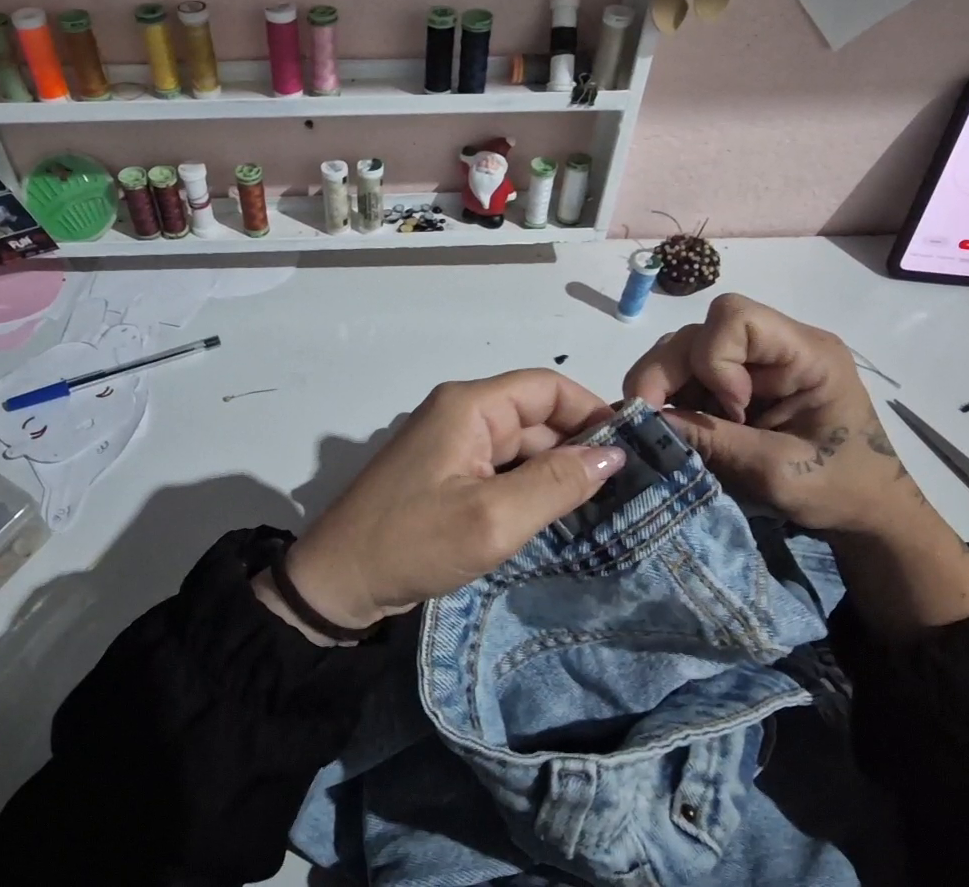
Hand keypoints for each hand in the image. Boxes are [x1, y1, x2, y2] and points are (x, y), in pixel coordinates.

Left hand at [264, 371, 625, 639]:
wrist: (337, 582)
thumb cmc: (414, 543)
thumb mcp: (494, 518)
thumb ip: (557, 482)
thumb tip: (613, 454)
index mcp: (469, 407)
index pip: (547, 387)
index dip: (591, 411)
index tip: (630, 450)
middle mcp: (459, 415)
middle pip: (535, 416)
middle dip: (577, 447)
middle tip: (623, 491)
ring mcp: (449, 446)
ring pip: (520, 446)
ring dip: (554, 472)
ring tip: (599, 508)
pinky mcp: (444, 476)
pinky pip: (499, 470)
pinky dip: (528, 488)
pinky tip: (554, 517)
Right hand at [622, 294, 920, 533]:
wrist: (866, 512)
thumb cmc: (839, 490)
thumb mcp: (778, 472)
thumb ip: (714, 442)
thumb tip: (648, 423)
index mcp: (806, 355)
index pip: (737, 318)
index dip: (712, 358)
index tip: (728, 412)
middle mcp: (775, 347)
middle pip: (699, 334)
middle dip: (666, 376)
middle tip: (651, 421)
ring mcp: (751, 366)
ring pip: (683, 352)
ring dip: (663, 389)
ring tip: (665, 430)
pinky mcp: (734, 385)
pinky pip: (686, 378)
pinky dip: (669, 401)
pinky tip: (672, 429)